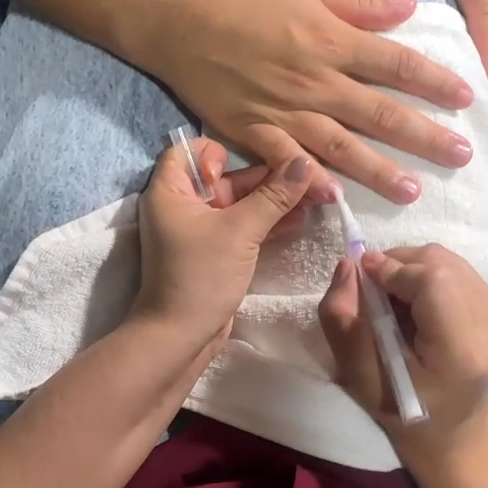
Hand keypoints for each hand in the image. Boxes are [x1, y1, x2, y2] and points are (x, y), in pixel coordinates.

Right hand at [127, 0, 474, 205]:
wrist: (175, 13)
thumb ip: (357, 2)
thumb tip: (408, 11)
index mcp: (329, 40)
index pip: (395, 64)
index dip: (433, 82)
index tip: (466, 99)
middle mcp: (313, 81)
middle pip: (378, 113)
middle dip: (423, 136)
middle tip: (460, 157)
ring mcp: (281, 111)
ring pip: (340, 146)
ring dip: (378, 170)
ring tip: (412, 191)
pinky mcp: (251, 131)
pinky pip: (284, 162)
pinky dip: (310, 182)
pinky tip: (336, 201)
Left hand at [133, 138, 316, 349]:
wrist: (179, 337)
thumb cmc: (201, 276)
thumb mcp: (241, 231)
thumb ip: (274, 196)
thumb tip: (304, 162)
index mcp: (170, 190)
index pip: (190, 150)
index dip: (220, 153)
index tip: (251, 165)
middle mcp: (180, 205)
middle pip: (225, 178)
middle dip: (267, 179)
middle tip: (312, 179)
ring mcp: (197, 230)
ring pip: (238, 204)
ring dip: (273, 201)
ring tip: (317, 199)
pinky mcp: (213, 252)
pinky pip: (241, 227)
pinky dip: (265, 223)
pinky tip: (299, 220)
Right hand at [318, 244, 487, 455]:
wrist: (451, 428)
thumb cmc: (400, 406)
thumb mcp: (358, 373)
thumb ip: (342, 318)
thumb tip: (349, 264)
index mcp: (462, 349)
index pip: (432, 281)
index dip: (393, 269)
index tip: (362, 275)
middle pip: (441, 263)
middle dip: (399, 265)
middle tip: (374, 289)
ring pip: (448, 261)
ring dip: (412, 269)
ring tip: (394, 298)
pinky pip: (456, 270)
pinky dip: (427, 276)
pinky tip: (416, 303)